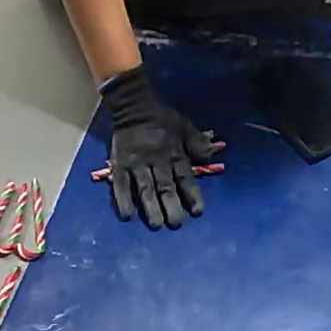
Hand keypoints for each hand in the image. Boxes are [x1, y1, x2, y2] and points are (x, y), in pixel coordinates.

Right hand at [101, 66, 216, 229]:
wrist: (134, 106)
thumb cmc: (161, 118)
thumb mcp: (185, 126)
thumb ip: (197, 143)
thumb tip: (211, 155)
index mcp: (174, 153)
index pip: (185, 177)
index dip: (192, 195)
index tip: (197, 212)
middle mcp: (157, 161)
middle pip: (165, 187)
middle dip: (171, 206)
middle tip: (176, 224)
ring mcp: (137, 164)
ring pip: (145, 189)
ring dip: (151, 208)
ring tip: (156, 225)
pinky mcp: (120, 166)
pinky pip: (121, 186)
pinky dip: (123, 200)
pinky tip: (127, 216)